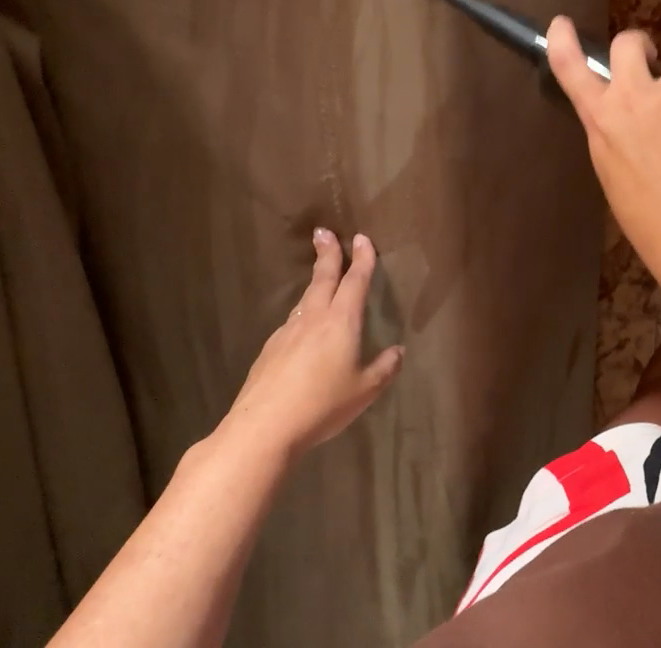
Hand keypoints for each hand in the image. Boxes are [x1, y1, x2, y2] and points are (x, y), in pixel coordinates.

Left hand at [218, 230, 403, 461]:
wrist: (262, 428)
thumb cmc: (322, 405)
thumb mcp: (366, 389)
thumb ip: (385, 367)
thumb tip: (398, 351)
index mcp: (341, 322)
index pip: (355, 281)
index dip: (362, 259)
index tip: (362, 238)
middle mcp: (313, 320)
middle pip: (322, 279)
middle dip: (327, 255)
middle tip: (324, 233)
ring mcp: (286, 334)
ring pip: (304, 301)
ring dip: (314, 284)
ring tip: (320, 280)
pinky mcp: (268, 352)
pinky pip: (291, 324)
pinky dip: (302, 315)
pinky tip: (302, 329)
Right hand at [545, 18, 660, 244]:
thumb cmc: (643, 207)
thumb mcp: (609, 166)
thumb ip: (613, 130)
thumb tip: (624, 116)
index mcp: (600, 116)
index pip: (570, 67)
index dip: (563, 40)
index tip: (561, 24)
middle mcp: (632, 94)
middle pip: (629, 43)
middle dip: (639, 46)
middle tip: (651, 59)